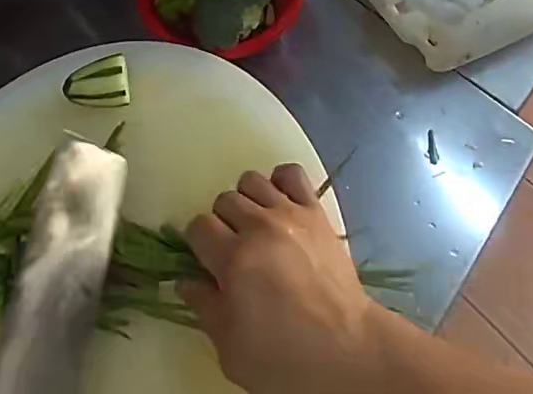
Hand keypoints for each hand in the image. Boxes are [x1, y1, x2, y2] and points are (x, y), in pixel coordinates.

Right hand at [180, 165, 384, 393]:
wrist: (346, 350)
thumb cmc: (285, 358)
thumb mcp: (231, 348)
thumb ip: (204, 307)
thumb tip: (185, 281)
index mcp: (234, 259)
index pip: (198, 226)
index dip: (197, 243)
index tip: (206, 260)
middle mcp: (259, 226)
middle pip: (224, 200)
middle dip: (221, 224)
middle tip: (232, 250)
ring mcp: (290, 213)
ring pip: (252, 180)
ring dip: (247, 201)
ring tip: (255, 227)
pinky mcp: (315, 210)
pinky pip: (291, 173)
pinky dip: (280, 181)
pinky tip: (279, 203)